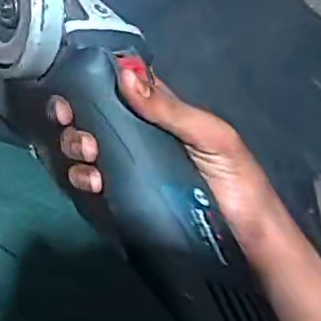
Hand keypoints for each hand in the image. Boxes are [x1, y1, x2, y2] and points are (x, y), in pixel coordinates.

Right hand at [50, 59, 275, 226]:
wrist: (249, 245)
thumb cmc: (238, 181)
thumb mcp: (211, 136)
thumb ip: (169, 108)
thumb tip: (124, 74)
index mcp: (156, 112)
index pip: (116, 85)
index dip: (89, 80)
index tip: (70, 85)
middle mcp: (134, 134)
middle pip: (89, 115)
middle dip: (72, 115)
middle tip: (72, 122)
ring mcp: (124, 166)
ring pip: (83, 146)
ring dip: (74, 146)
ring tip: (89, 157)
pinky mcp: (119, 198)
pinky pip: (87, 181)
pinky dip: (80, 178)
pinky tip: (93, 183)